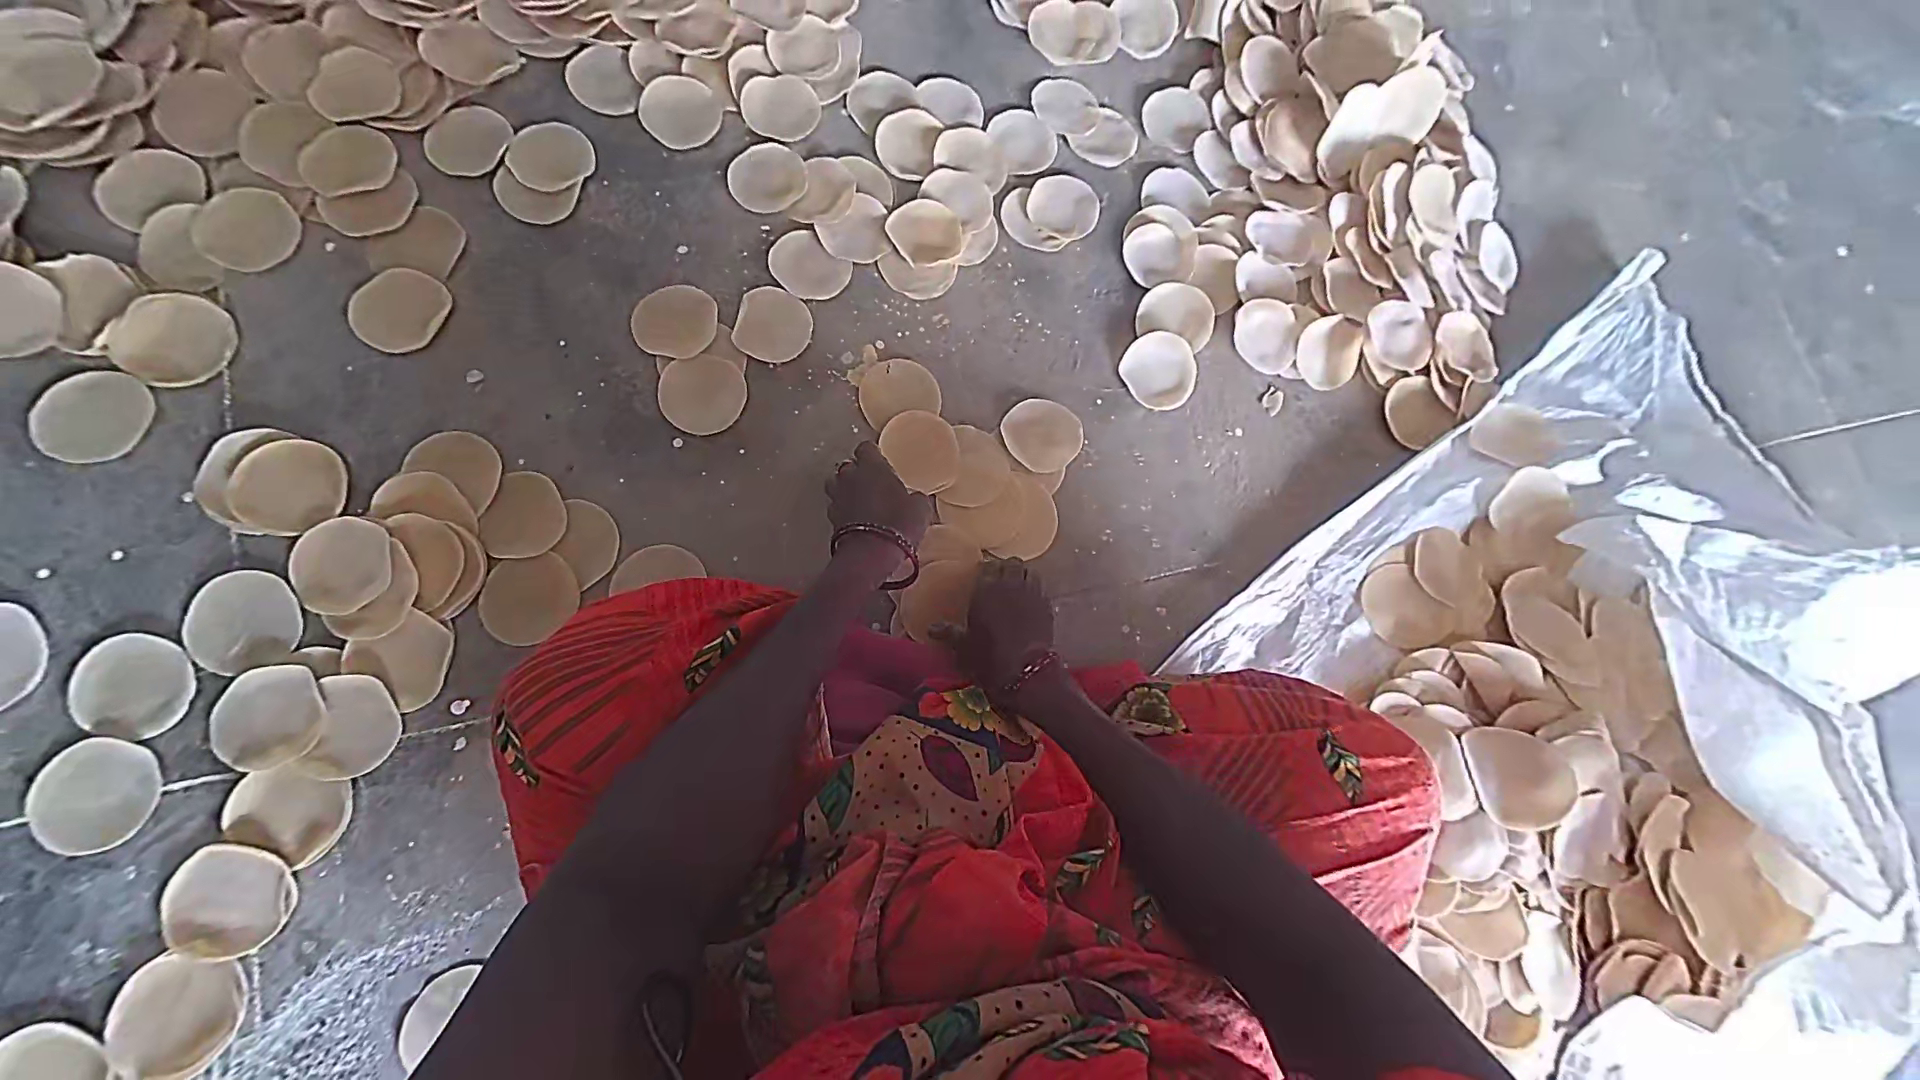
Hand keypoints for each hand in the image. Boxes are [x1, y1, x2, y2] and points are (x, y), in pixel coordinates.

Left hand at [827, 441, 930, 546]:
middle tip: (872, 483)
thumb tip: (917, 498)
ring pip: (835, 485)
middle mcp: (850, 477)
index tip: (881, 462)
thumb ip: (917, 498)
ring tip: (860, 500)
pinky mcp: (831, 519)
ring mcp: (837, 497)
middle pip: (847, 466)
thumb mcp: (920, 509)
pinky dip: (843, 510)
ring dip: (845, 489)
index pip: (866, 448)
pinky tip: (855, 519)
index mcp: (872, 467)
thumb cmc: (899, 523)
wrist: (871, 554)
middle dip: (857, 472)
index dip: (873, 454)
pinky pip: (836, 507)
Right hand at [931, 559, 1064, 707]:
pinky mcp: (1047, 605)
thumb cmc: (988, 658)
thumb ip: (948, 633)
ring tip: (1017, 587)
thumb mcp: (963, 646)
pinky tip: (1030, 601)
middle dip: (1006, 569)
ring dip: (1022, 576)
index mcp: (985, 589)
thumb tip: (931, 628)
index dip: (986, 570)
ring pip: (1029, 571)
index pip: (987, 566)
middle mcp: (1009, 584)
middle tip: (1000, 580)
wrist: (1025, 672)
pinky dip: (1035, 590)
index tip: (983, 577)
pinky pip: (1041, 588)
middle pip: (1011, 563)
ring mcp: (1031, 592)